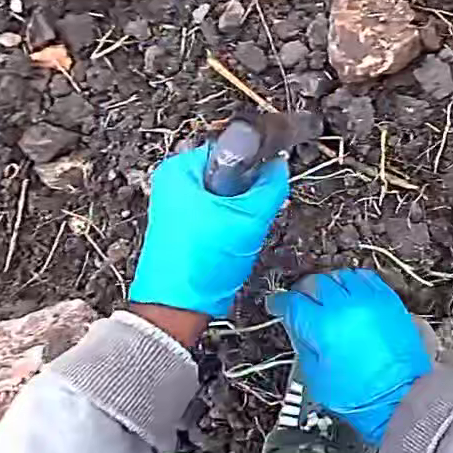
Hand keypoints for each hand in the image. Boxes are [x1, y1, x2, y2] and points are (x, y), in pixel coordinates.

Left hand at [127, 146, 288, 318]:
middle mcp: (173, 181)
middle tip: (253, 212)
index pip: (230, 146)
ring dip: (241, 209)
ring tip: (238, 231)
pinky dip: (230, 221)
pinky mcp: (183, 222)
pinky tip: (230, 240)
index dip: (257, 160)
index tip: (272, 173)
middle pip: (229, 170)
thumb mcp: (250, 218)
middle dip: (248, 191)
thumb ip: (271, 185)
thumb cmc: (201, 263)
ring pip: (226, 193)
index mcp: (180, 169)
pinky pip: (217, 209)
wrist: (178, 307)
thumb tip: (279, 166)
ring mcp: (176, 202)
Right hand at [267, 269, 431, 444]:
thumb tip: (298, 326)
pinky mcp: (390, 300)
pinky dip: (355, 282)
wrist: (402, 397)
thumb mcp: (316, 377)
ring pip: (342, 275)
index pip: (293, 302)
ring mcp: (370, 300)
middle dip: (304, 292)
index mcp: (324, 326)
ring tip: (327, 298)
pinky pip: (367, 278)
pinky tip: (351, 294)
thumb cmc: (360, 396)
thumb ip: (304, 344)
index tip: (277, 304)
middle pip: (316, 282)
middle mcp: (346, 306)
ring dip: (330, 284)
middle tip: (301, 303)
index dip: (280, 302)